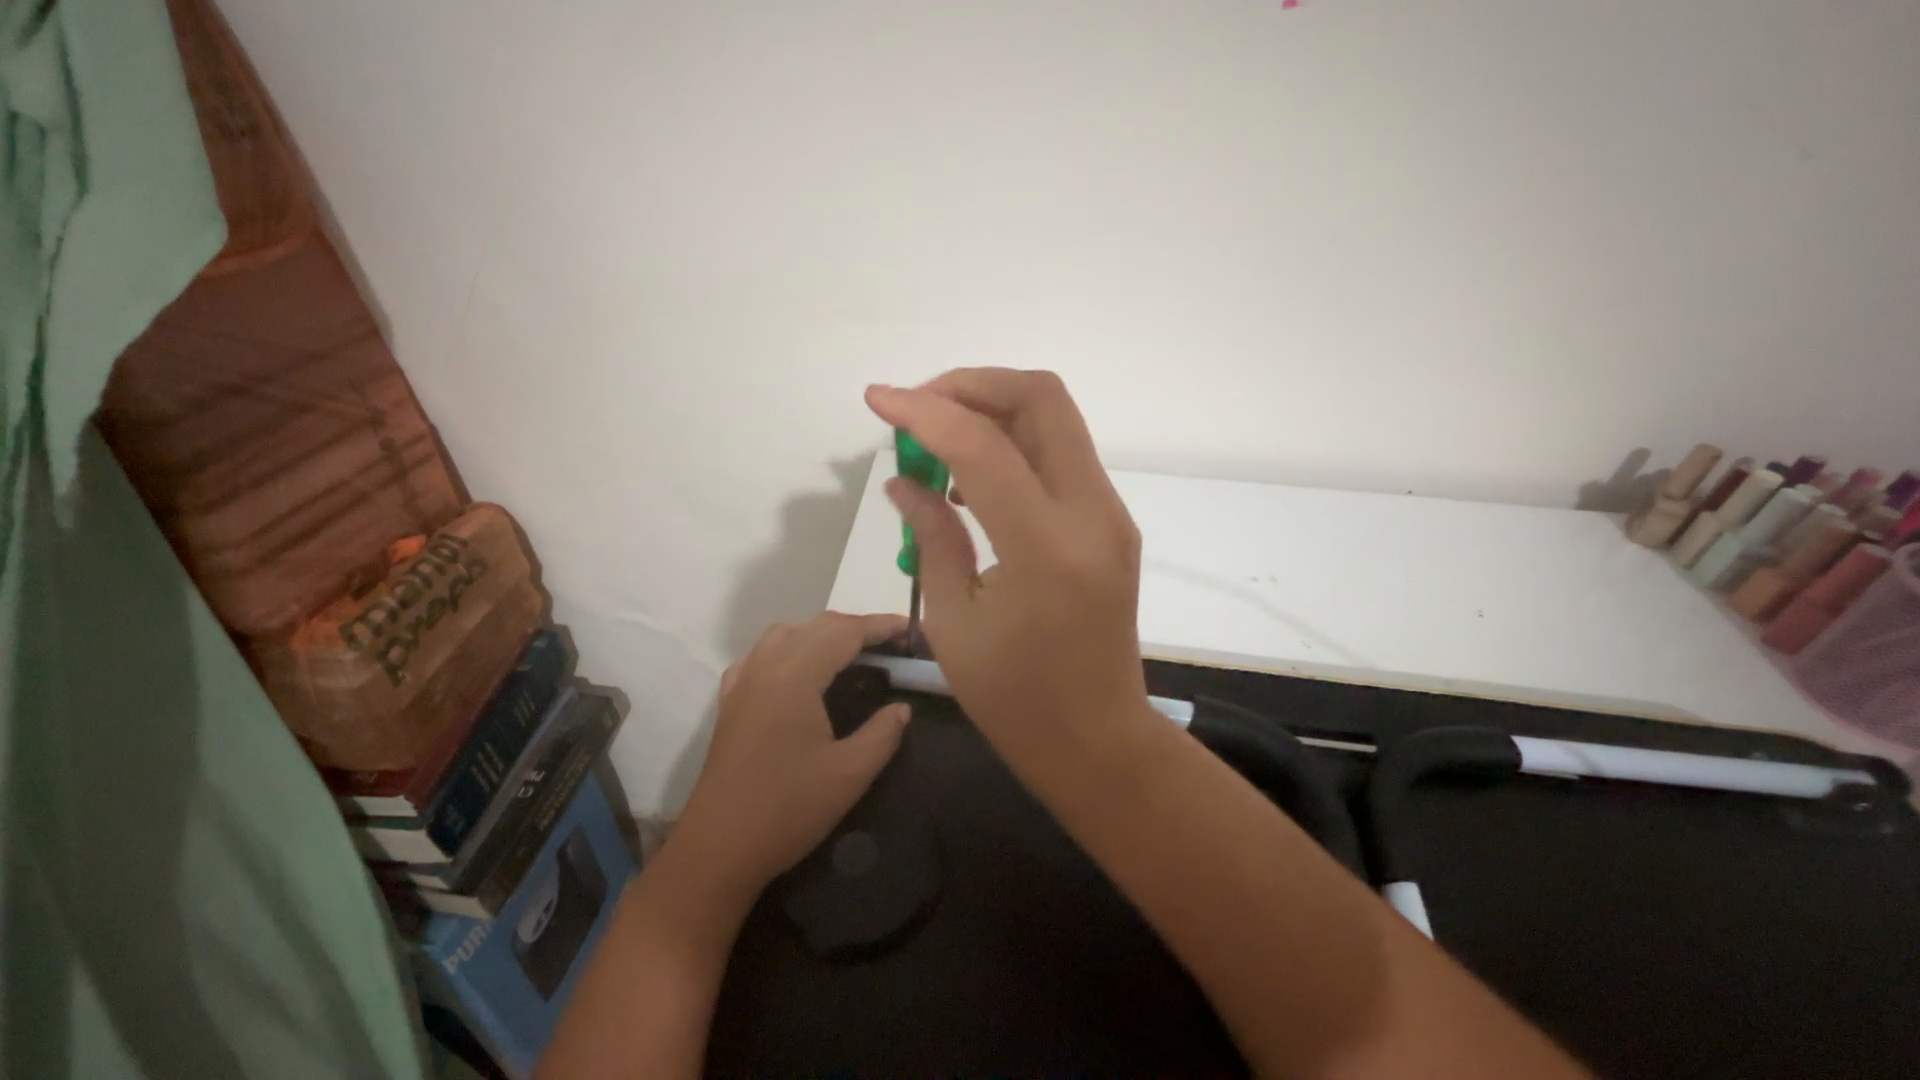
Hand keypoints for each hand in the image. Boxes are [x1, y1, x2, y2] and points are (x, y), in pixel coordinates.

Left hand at [674, 612, 911, 892]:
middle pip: (815, 626)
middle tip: (893, 645)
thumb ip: (882, 734)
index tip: (913, 630)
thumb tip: (901, 708)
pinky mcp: (730, 703)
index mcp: (795, 676)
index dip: (881, 626)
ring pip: (785, 635)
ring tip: (852, 653)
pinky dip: (789, 649)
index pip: (844, 632)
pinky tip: (800, 671)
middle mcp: (765, 667)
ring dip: (822, 634)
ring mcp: (742, 683)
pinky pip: (761, 656)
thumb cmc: (788, 808)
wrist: (720, 846)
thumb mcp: (850, 774)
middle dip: (856, 627)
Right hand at [865, 369, 1149, 749]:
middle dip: (971, 386)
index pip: (983, 446)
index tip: (877, 400)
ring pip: (1055, 420)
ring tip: (935, 445)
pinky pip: (1063, 456)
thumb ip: (932, 536)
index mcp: (1046, 548)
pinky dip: (1015, 445)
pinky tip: (972, 480)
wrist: (1097, 739)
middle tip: (918, 410)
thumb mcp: (953, 621)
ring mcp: (1110, 516)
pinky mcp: (1111, 523)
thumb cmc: (1015, 700)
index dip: (924, 411)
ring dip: (993, 411)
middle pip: (1041, 399)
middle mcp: (1092, 515)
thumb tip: (904, 480)